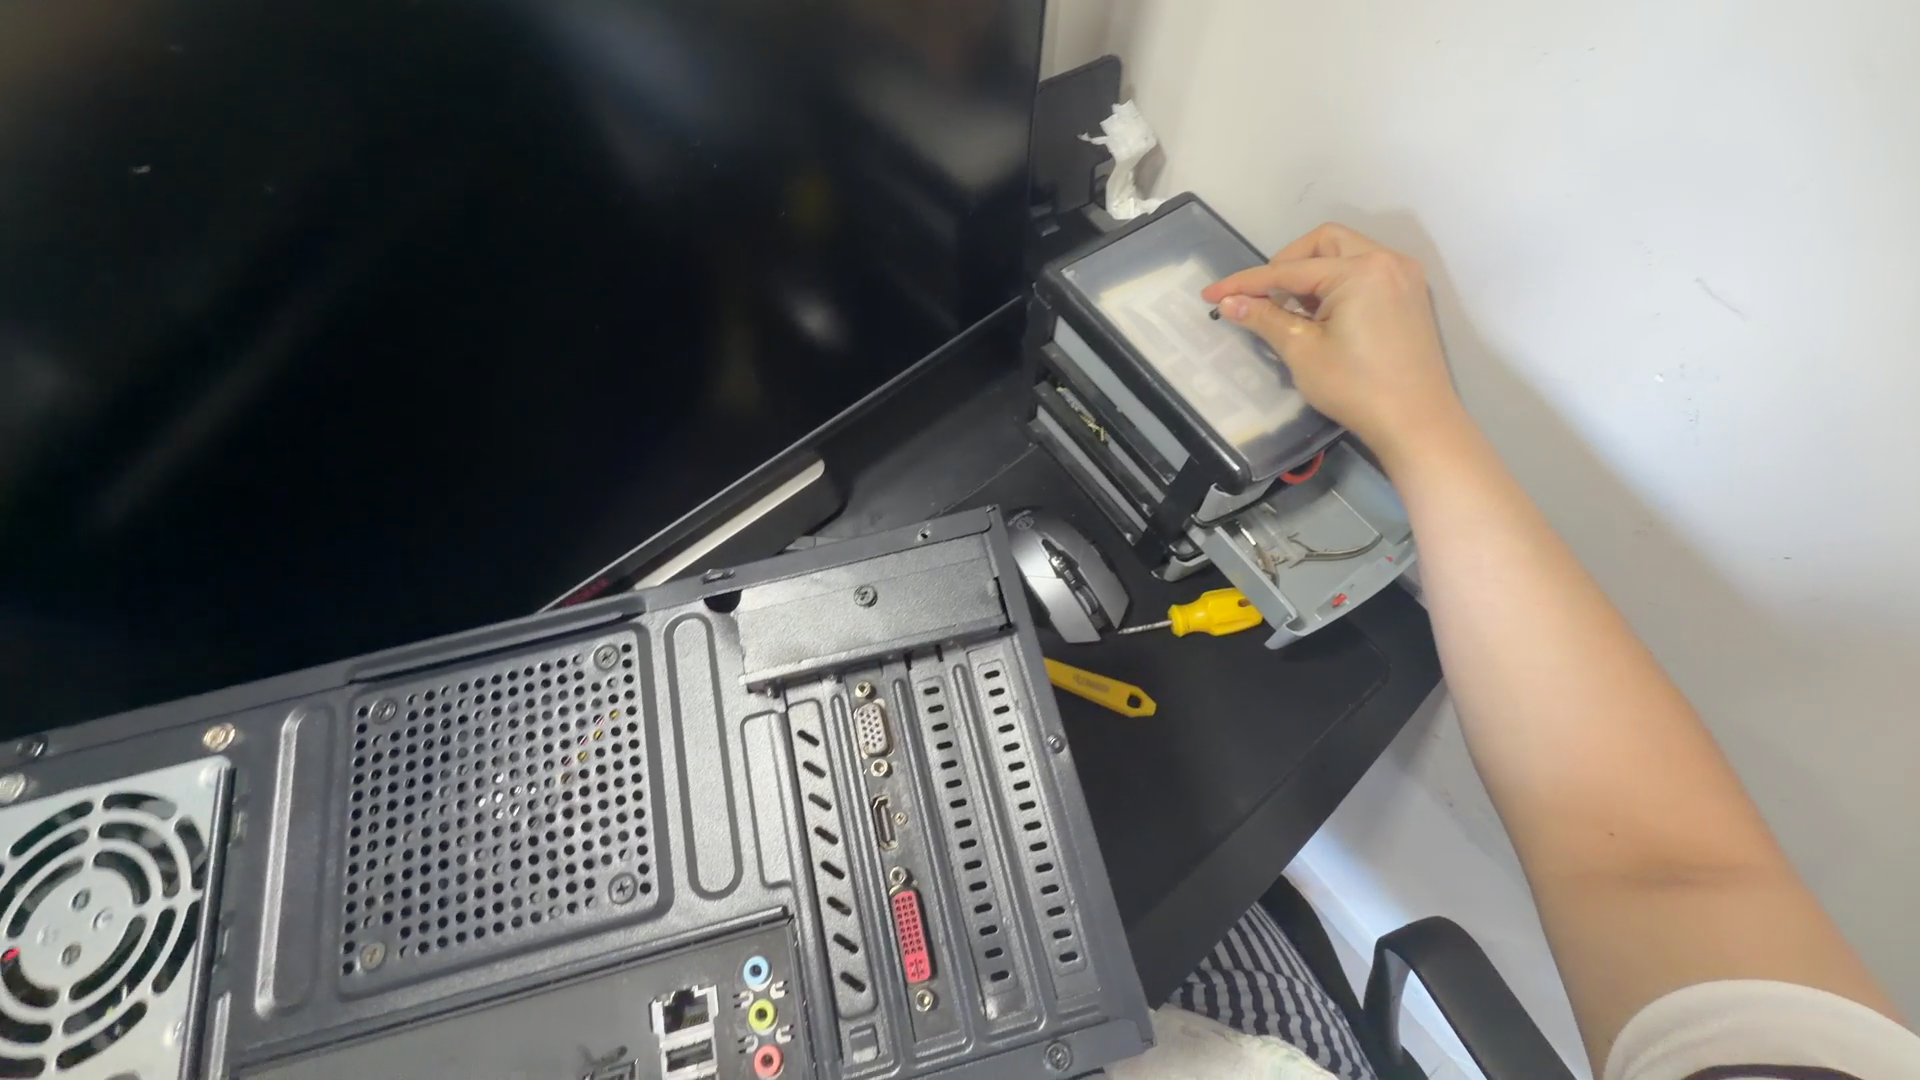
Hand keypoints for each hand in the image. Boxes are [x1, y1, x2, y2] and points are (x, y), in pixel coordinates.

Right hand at [1201, 224, 1464, 470]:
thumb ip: (1265, 318)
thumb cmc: (1355, 387)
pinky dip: (1336, 284)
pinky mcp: (1408, 296)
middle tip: (1262, 297)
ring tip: (1291, 309)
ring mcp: (1402, 277)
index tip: (1211, 293)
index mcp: (1359, 271)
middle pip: (1323, 243)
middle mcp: (1386, 261)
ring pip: (1345, 255)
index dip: (1245, 282)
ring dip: (1311, 274)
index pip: (1288, 270)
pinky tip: (1322, 315)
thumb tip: (1228, 303)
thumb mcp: (1301, 351)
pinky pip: (1364, 273)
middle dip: (1285, 264)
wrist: (1414, 421)